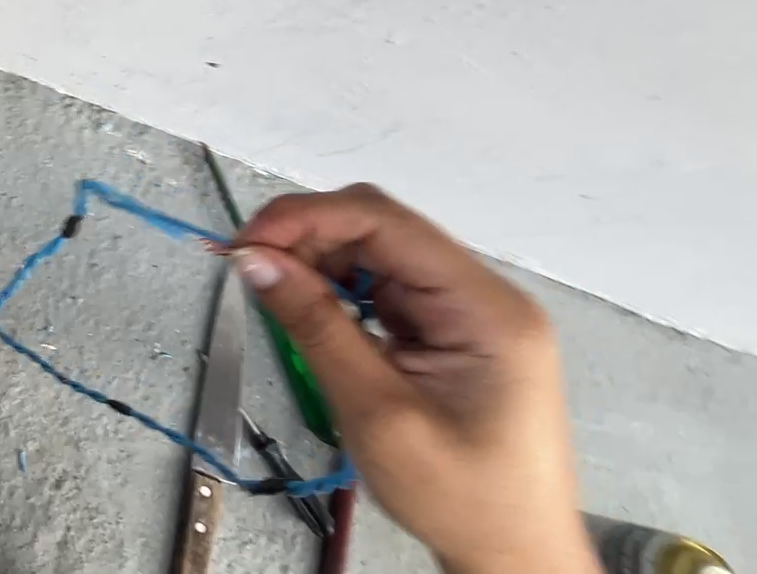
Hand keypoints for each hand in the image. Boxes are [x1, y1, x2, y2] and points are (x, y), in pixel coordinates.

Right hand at [231, 185, 599, 573]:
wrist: (513, 559)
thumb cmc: (458, 496)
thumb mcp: (375, 410)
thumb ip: (313, 324)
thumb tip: (251, 257)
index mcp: (482, 308)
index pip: (382, 221)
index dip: (305, 217)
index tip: (244, 245)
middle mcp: (477, 293)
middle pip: (375, 224)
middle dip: (303, 234)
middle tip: (250, 267)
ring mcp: (460, 307)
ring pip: (368, 246)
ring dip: (312, 258)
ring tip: (274, 293)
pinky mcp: (440, 324)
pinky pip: (373, 278)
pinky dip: (328, 283)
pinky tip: (306, 308)